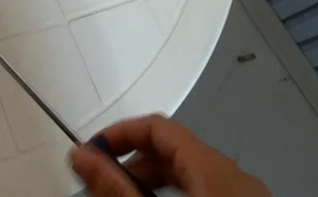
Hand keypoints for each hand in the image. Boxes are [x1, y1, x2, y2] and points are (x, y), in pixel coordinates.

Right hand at [71, 115, 268, 196]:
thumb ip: (116, 190)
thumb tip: (80, 155)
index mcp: (214, 169)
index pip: (159, 128)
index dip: (120, 134)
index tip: (91, 155)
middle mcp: (237, 178)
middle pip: (175, 151)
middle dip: (133, 163)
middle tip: (102, 186)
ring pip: (191, 177)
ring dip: (153, 184)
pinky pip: (208, 195)